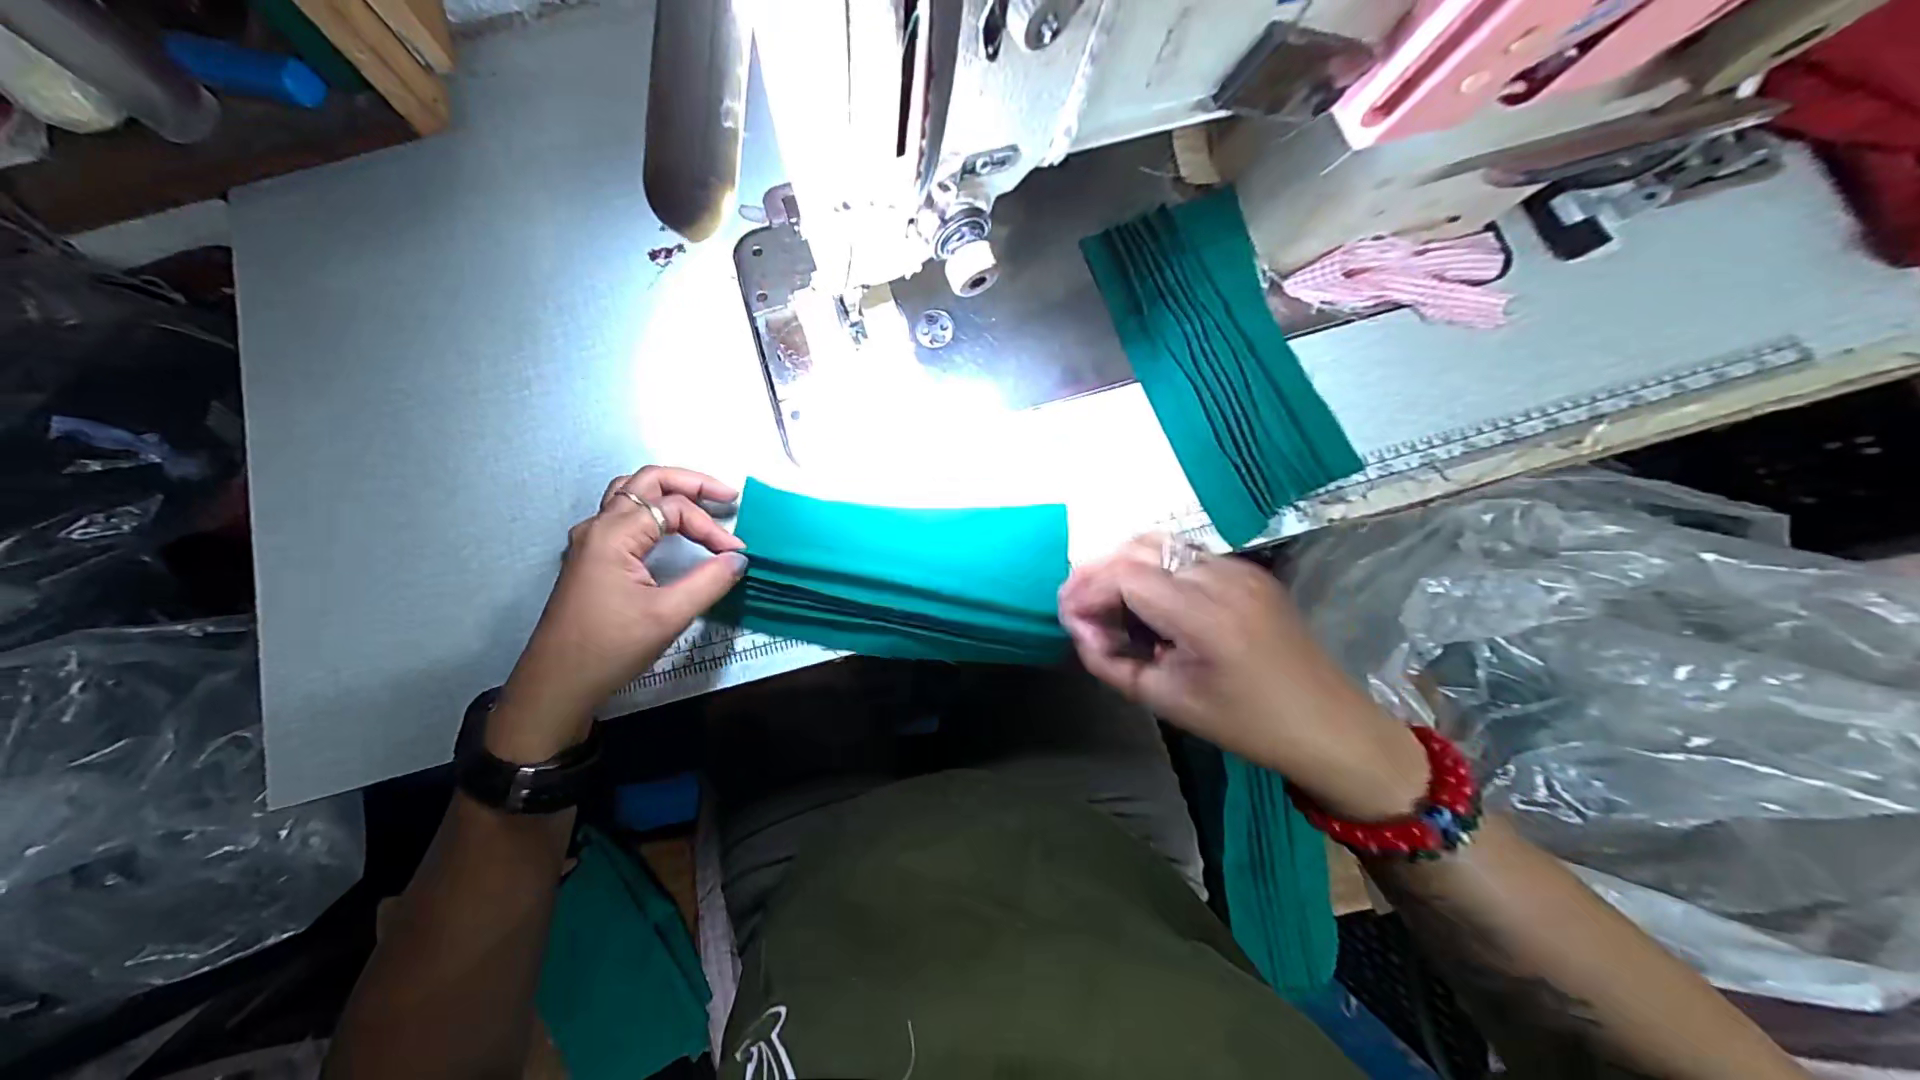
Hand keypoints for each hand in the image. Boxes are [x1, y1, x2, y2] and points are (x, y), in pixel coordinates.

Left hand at [488, 466, 748, 761]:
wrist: (558, 683)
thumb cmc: (610, 647)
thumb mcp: (668, 616)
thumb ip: (709, 581)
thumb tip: (739, 559)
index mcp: (614, 534)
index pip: (673, 509)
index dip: (710, 526)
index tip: (735, 553)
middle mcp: (598, 527)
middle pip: (647, 481)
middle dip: (690, 483)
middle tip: (727, 497)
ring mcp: (590, 541)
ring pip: (631, 494)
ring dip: (668, 493)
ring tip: (701, 504)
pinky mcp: (591, 558)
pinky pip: (624, 516)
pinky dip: (653, 511)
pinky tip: (671, 529)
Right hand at [1058, 535, 1428, 821]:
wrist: (1328, 725)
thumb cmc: (1243, 723)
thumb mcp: (1165, 700)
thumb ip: (1109, 660)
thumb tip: (1079, 628)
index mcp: (1204, 614)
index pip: (1124, 575)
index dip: (1087, 590)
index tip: (1067, 617)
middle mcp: (1222, 576)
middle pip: (1138, 548)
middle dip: (1098, 572)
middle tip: (1078, 606)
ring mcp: (1239, 568)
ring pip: (1161, 546)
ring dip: (1125, 568)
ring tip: (1109, 603)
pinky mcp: (1249, 572)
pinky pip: (1187, 558)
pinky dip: (1155, 572)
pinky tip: (1151, 604)